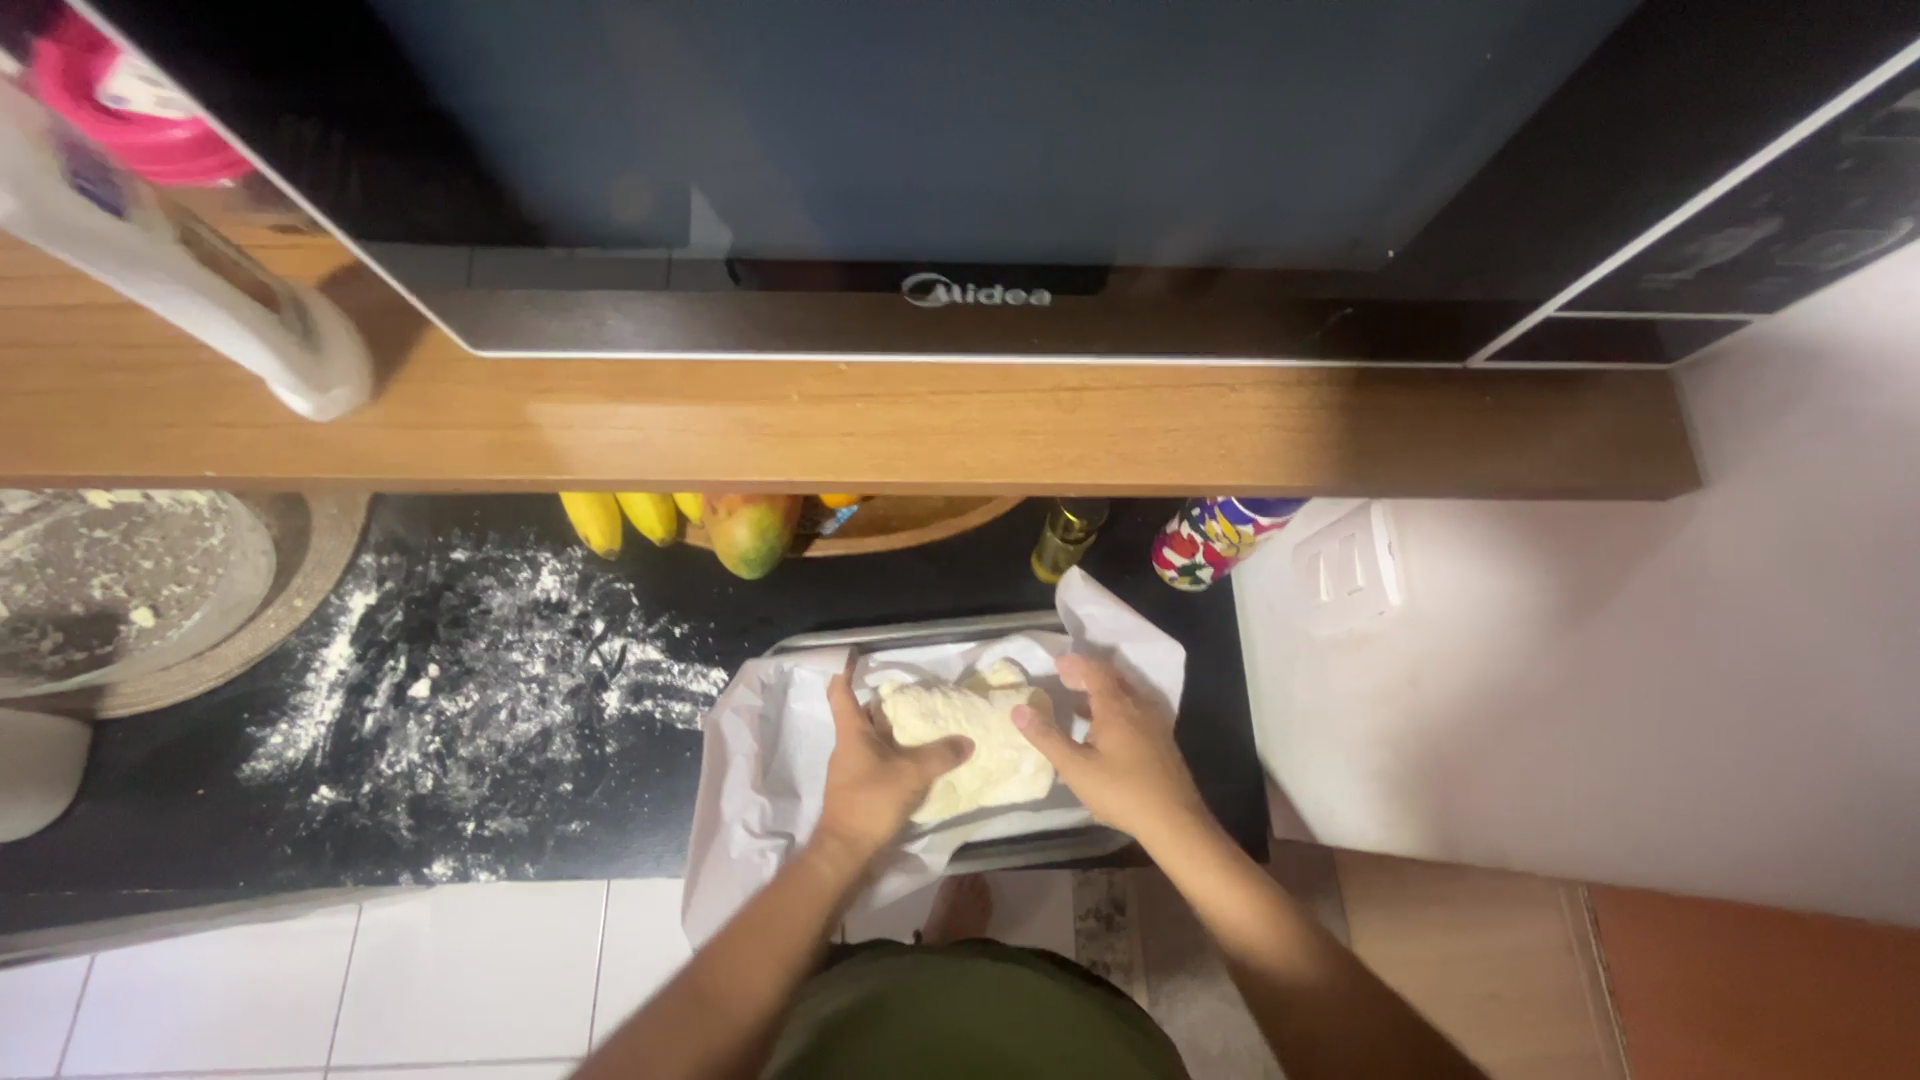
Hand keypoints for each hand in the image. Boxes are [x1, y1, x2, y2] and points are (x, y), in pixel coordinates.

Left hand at [812, 671, 973, 864]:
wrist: (845, 852)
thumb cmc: (870, 802)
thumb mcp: (911, 774)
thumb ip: (940, 755)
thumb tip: (967, 740)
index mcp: (851, 732)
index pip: (841, 691)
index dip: (845, 670)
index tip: (854, 654)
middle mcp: (847, 746)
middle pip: (862, 715)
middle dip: (885, 704)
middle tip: (913, 695)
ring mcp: (851, 769)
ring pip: (872, 740)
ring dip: (893, 732)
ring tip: (924, 726)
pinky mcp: (859, 790)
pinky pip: (878, 762)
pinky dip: (895, 757)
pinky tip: (918, 763)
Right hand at [1013, 653, 1211, 850]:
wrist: (1175, 821)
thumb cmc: (1122, 792)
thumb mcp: (1076, 767)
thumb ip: (1047, 737)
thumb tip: (1018, 709)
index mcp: (1117, 706)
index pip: (1094, 670)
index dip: (1075, 663)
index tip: (1056, 663)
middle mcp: (1138, 706)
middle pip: (1112, 677)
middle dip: (1087, 673)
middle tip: (1064, 678)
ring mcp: (1154, 723)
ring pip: (1125, 694)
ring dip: (1101, 691)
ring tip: (1079, 702)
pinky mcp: (1161, 740)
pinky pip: (1135, 709)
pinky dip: (1114, 707)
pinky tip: (1104, 730)